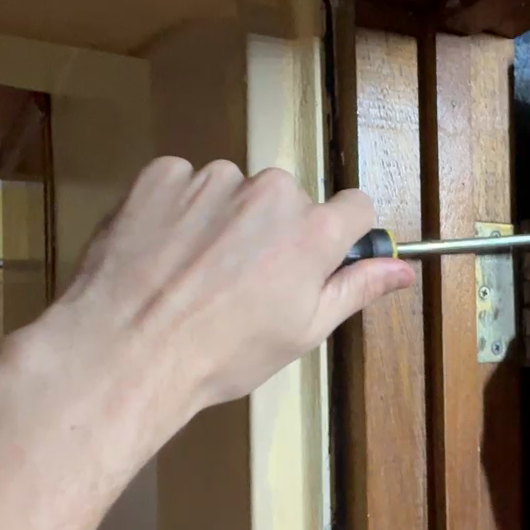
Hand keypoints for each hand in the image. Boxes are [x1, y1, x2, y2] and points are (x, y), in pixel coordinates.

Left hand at [24, 157, 412, 475]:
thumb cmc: (224, 353)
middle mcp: (270, 193)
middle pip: (290, 201)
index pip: (356, 206)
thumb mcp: (304, 331)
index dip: (342, 234)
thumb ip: (357, 288)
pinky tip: (165, 251)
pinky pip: (186, 182)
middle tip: (243, 281)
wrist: (125, 352)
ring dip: (226, 219)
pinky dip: (181, 209)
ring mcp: (212, 179)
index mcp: (313, 232)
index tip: (319, 259)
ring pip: (236, 191)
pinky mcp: (161, 175)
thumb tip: (404, 268)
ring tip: (195, 271)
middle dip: (276, 231)